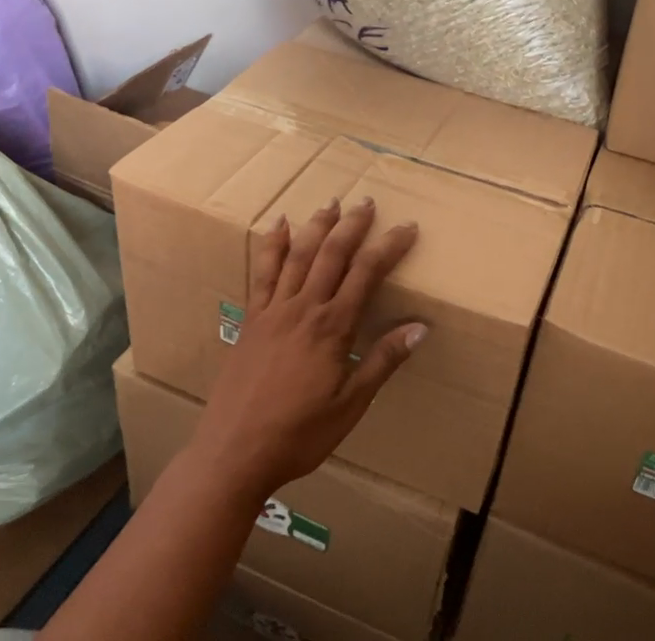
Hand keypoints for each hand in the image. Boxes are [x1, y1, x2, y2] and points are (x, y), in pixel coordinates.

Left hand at [188, 198, 423, 501]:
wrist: (233, 452)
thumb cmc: (300, 435)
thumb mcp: (351, 404)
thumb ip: (383, 361)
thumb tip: (421, 327)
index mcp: (332, 328)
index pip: (367, 273)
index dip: (389, 247)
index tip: (408, 227)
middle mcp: (303, 309)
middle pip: (332, 254)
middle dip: (353, 225)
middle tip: (368, 202)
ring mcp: (272, 311)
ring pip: (298, 255)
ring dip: (317, 226)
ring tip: (331, 202)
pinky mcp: (250, 320)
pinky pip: (262, 272)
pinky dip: (272, 245)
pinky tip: (279, 225)